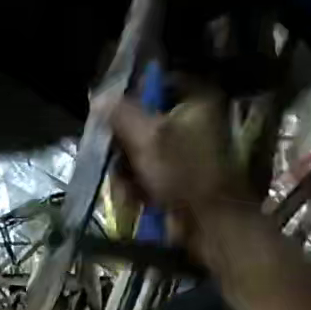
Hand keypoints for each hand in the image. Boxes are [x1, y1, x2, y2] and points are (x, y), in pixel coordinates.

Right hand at [103, 94, 251, 255]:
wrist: (213, 226)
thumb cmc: (184, 173)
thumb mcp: (147, 136)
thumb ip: (120, 114)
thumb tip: (97, 96)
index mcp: (196, 101)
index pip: (154, 83)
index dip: (128, 97)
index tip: (108, 115)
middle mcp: (193, 121)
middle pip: (141, 121)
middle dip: (122, 145)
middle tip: (113, 159)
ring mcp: (187, 152)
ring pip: (140, 151)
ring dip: (126, 171)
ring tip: (126, 188)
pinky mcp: (179, 178)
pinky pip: (147, 173)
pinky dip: (137, 186)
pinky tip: (134, 199)